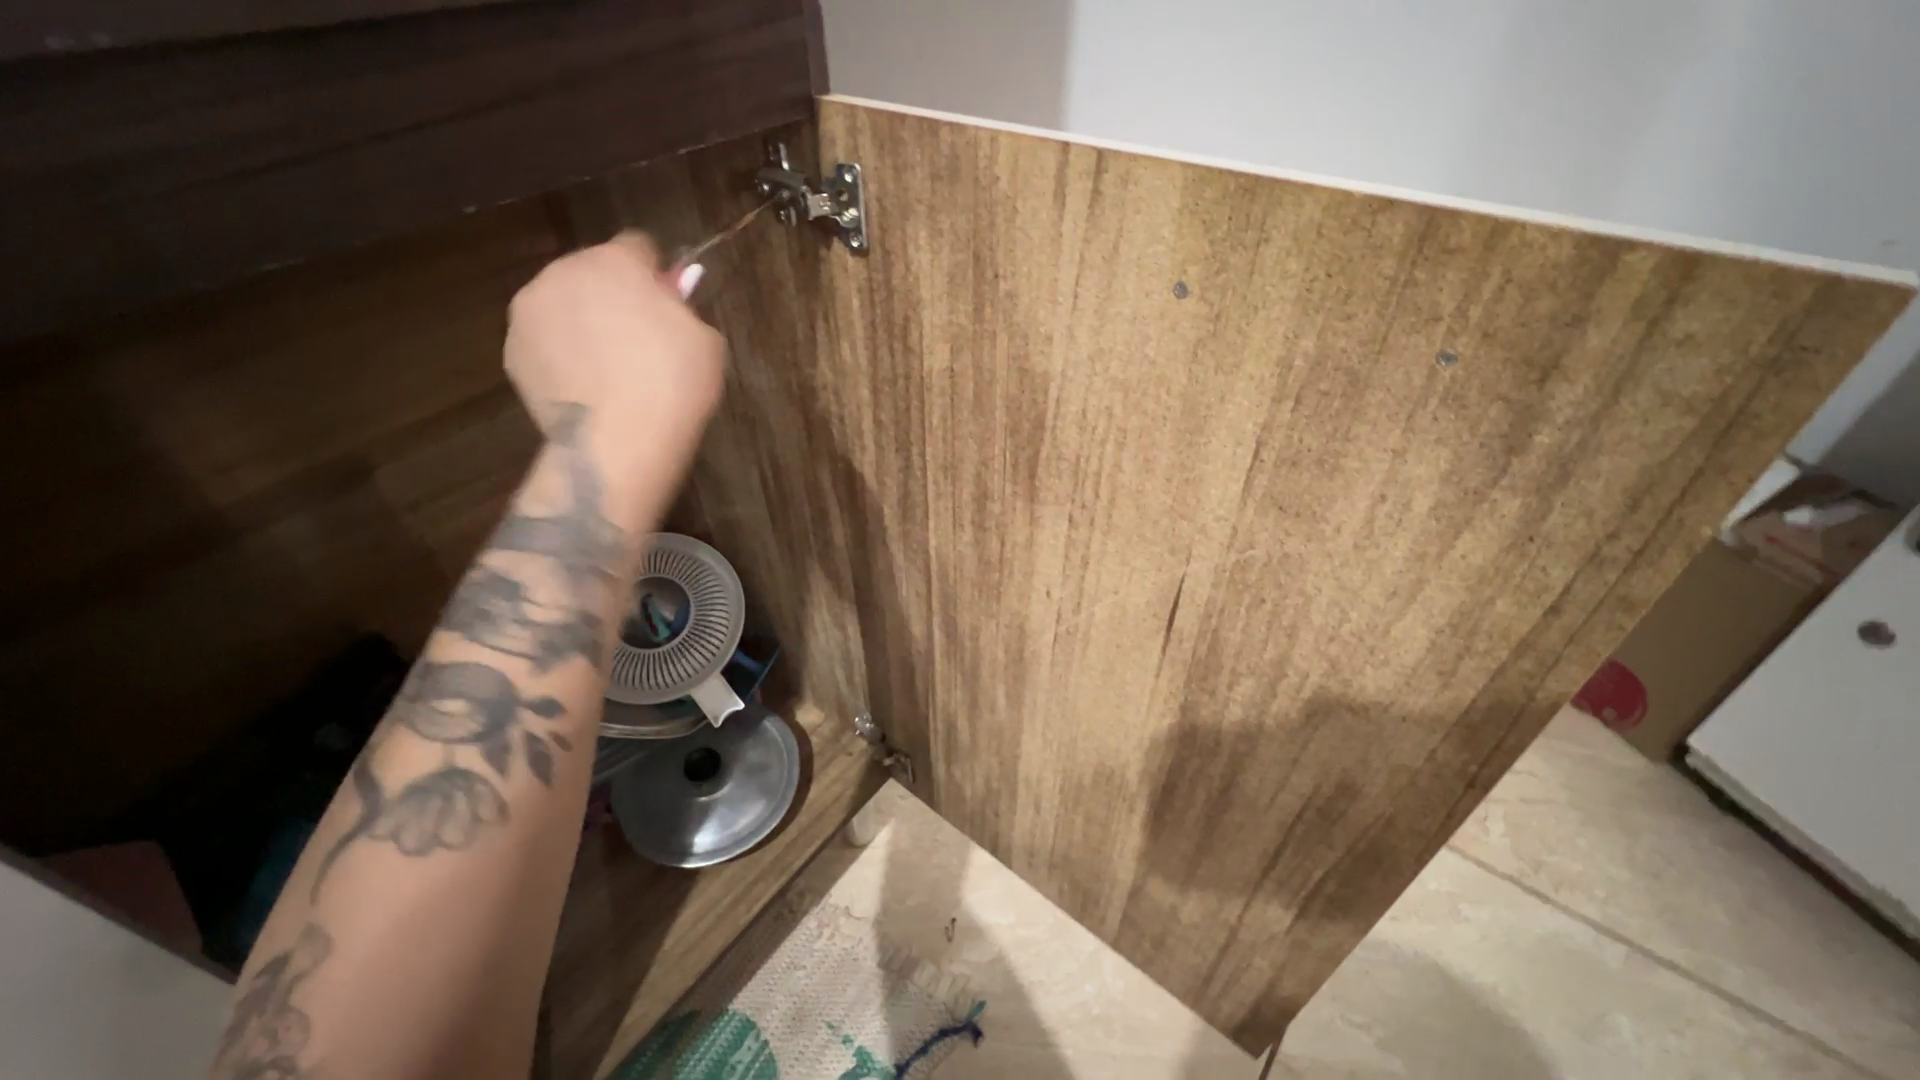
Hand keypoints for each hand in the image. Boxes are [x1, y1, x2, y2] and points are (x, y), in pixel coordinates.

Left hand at [504, 232, 725, 473]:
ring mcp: (530, 312)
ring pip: (563, 304)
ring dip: (582, 322)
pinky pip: (544, 341)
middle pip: (593, 272)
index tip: (667, 305)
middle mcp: (563, 273)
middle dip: (612, 295)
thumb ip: (682, 309)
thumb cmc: (673, 386)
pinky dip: (561, 355)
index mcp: (615, 262)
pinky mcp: (512, 352)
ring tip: (608, 369)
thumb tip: (667, 301)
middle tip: (637, 339)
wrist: (618, 442)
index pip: (638, 247)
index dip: (655, 275)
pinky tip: (585, 388)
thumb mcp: (704, 340)